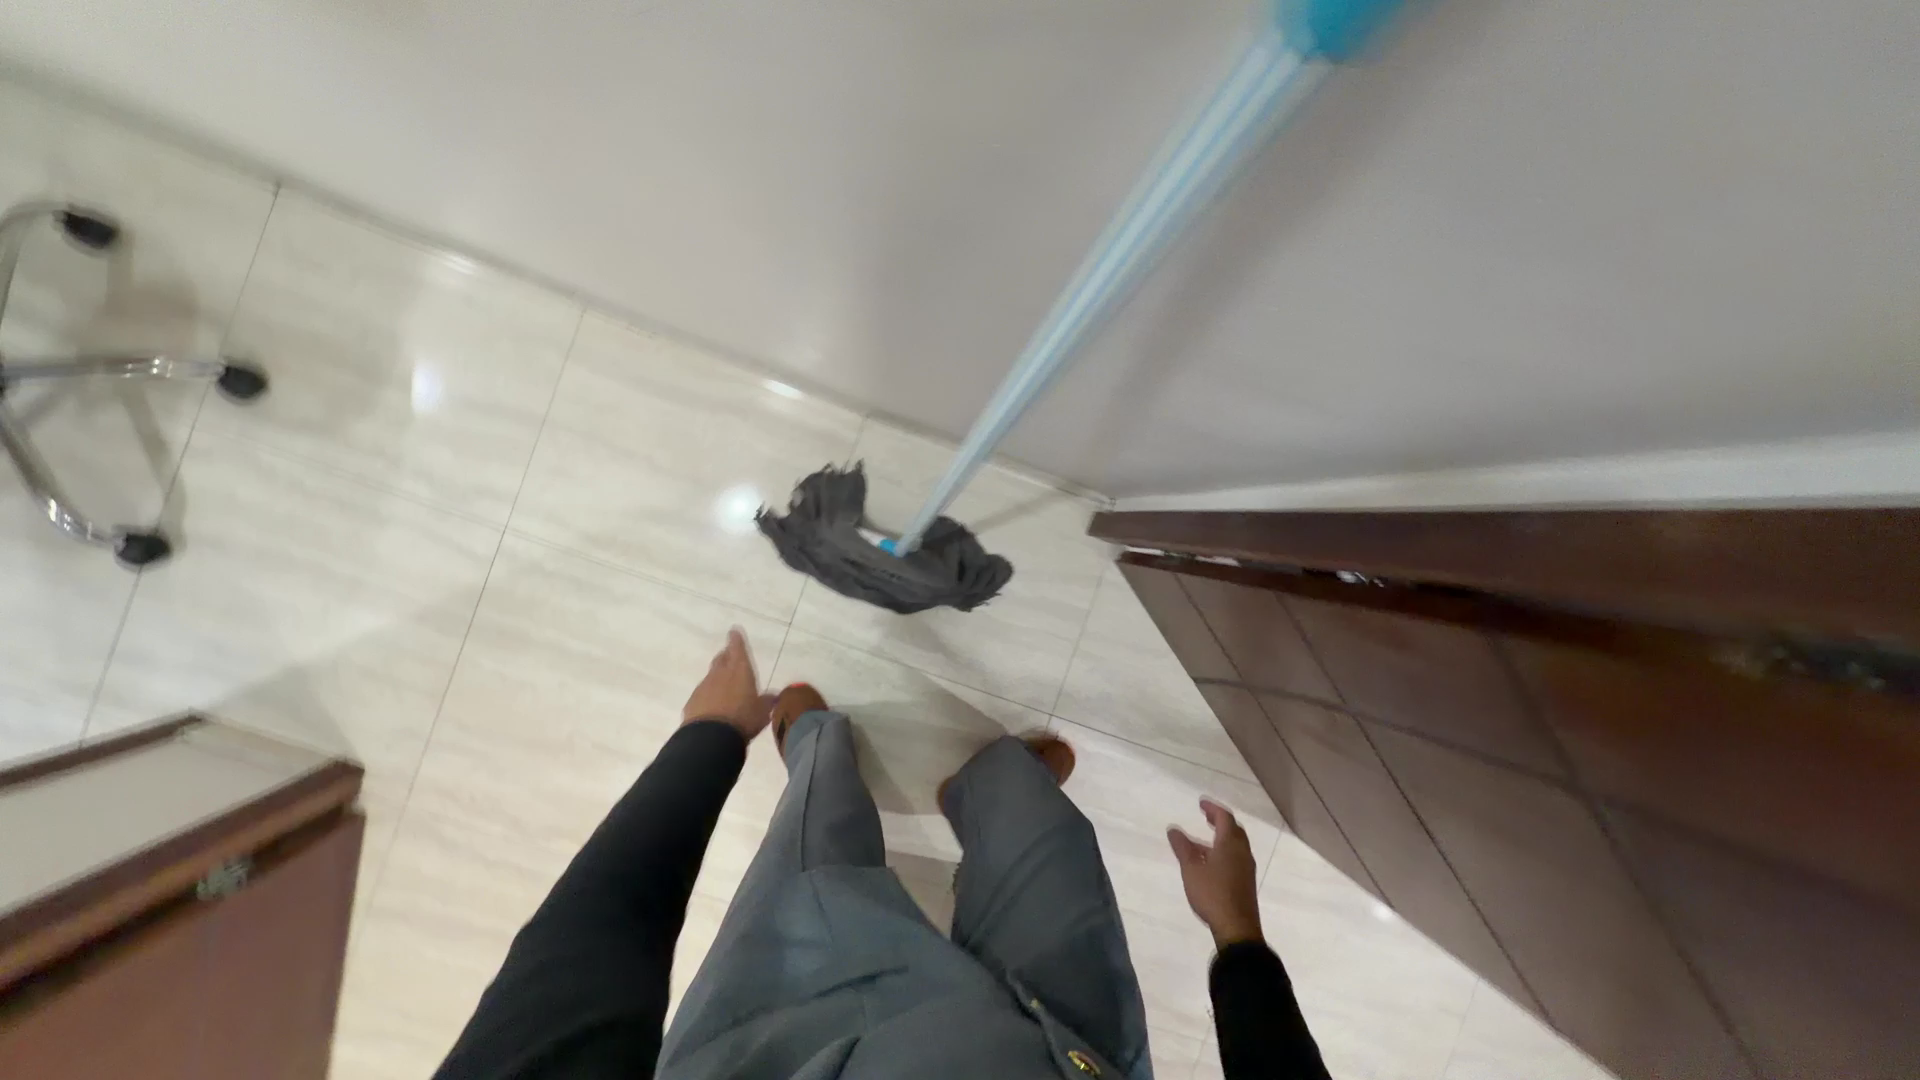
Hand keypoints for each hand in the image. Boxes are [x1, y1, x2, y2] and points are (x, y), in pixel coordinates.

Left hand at [682, 627, 769, 740]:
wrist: (710, 737)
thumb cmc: (743, 719)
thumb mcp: (762, 712)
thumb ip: (767, 701)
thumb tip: (774, 696)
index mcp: (740, 670)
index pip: (737, 648)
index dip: (736, 640)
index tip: (734, 631)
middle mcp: (720, 673)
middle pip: (722, 658)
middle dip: (726, 655)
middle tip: (729, 655)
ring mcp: (704, 686)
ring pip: (711, 675)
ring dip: (717, 677)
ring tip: (725, 686)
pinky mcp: (692, 701)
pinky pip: (703, 693)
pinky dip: (709, 694)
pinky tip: (713, 705)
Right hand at [1168, 799, 1264, 948]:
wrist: (1237, 928)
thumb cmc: (1212, 894)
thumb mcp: (1191, 869)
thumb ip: (1182, 847)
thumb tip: (1173, 829)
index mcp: (1230, 844)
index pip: (1224, 818)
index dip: (1212, 808)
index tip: (1200, 803)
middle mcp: (1242, 853)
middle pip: (1234, 830)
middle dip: (1219, 820)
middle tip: (1205, 816)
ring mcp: (1246, 869)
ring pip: (1235, 845)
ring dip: (1220, 838)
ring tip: (1201, 841)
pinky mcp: (1246, 882)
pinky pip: (1235, 858)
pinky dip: (1223, 851)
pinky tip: (1210, 863)